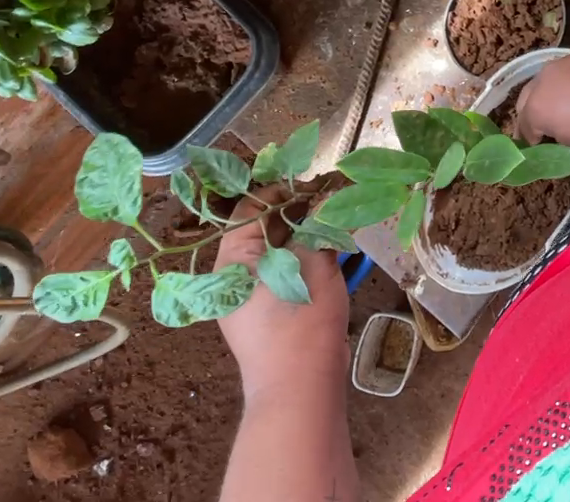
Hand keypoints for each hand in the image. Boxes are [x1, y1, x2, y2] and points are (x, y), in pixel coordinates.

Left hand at [214, 196, 349, 398]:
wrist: (299, 385)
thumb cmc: (301, 317)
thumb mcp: (315, 261)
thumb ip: (320, 225)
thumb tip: (331, 196)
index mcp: (232, 258)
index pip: (251, 206)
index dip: (284, 189)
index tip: (318, 184)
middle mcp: (232, 274)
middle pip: (264, 227)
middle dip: (299, 210)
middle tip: (334, 201)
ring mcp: (247, 295)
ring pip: (276, 249)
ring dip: (305, 233)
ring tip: (337, 223)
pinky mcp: (265, 312)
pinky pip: (282, 271)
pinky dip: (304, 257)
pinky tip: (333, 252)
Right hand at [513, 52, 569, 163]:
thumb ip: (563, 151)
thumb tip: (560, 148)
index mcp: (536, 109)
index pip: (525, 131)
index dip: (533, 144)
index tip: (543, 150)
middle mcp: (542, 80)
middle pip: (527, 101)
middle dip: (533, 116)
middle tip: (550, 131)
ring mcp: (562, 63)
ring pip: (545, 83)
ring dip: (550, 97)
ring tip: (568, 111)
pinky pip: (566, 73)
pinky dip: (569, 84)